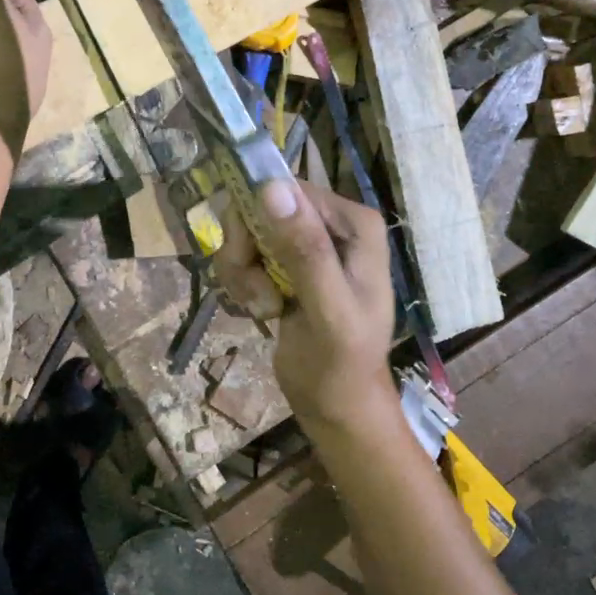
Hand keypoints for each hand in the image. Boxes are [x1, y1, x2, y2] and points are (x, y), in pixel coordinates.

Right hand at [213, 179, 396, 433]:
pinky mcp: (285, 264)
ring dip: (242, 272)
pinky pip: (243, 254)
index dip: (259, 218)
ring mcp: (306, 242)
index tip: (249, 257)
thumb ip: (304, 248)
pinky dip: (241, 283)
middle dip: (246, 251)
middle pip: (259, 207)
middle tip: (256, 289)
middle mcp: (331, 223)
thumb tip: (271, 187)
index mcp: (354, 222)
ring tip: (262, 306)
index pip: (286, 190)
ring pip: (245, 232)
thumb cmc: (341, 362)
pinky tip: (260, 310)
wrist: (336, 407)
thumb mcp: (327, 306)